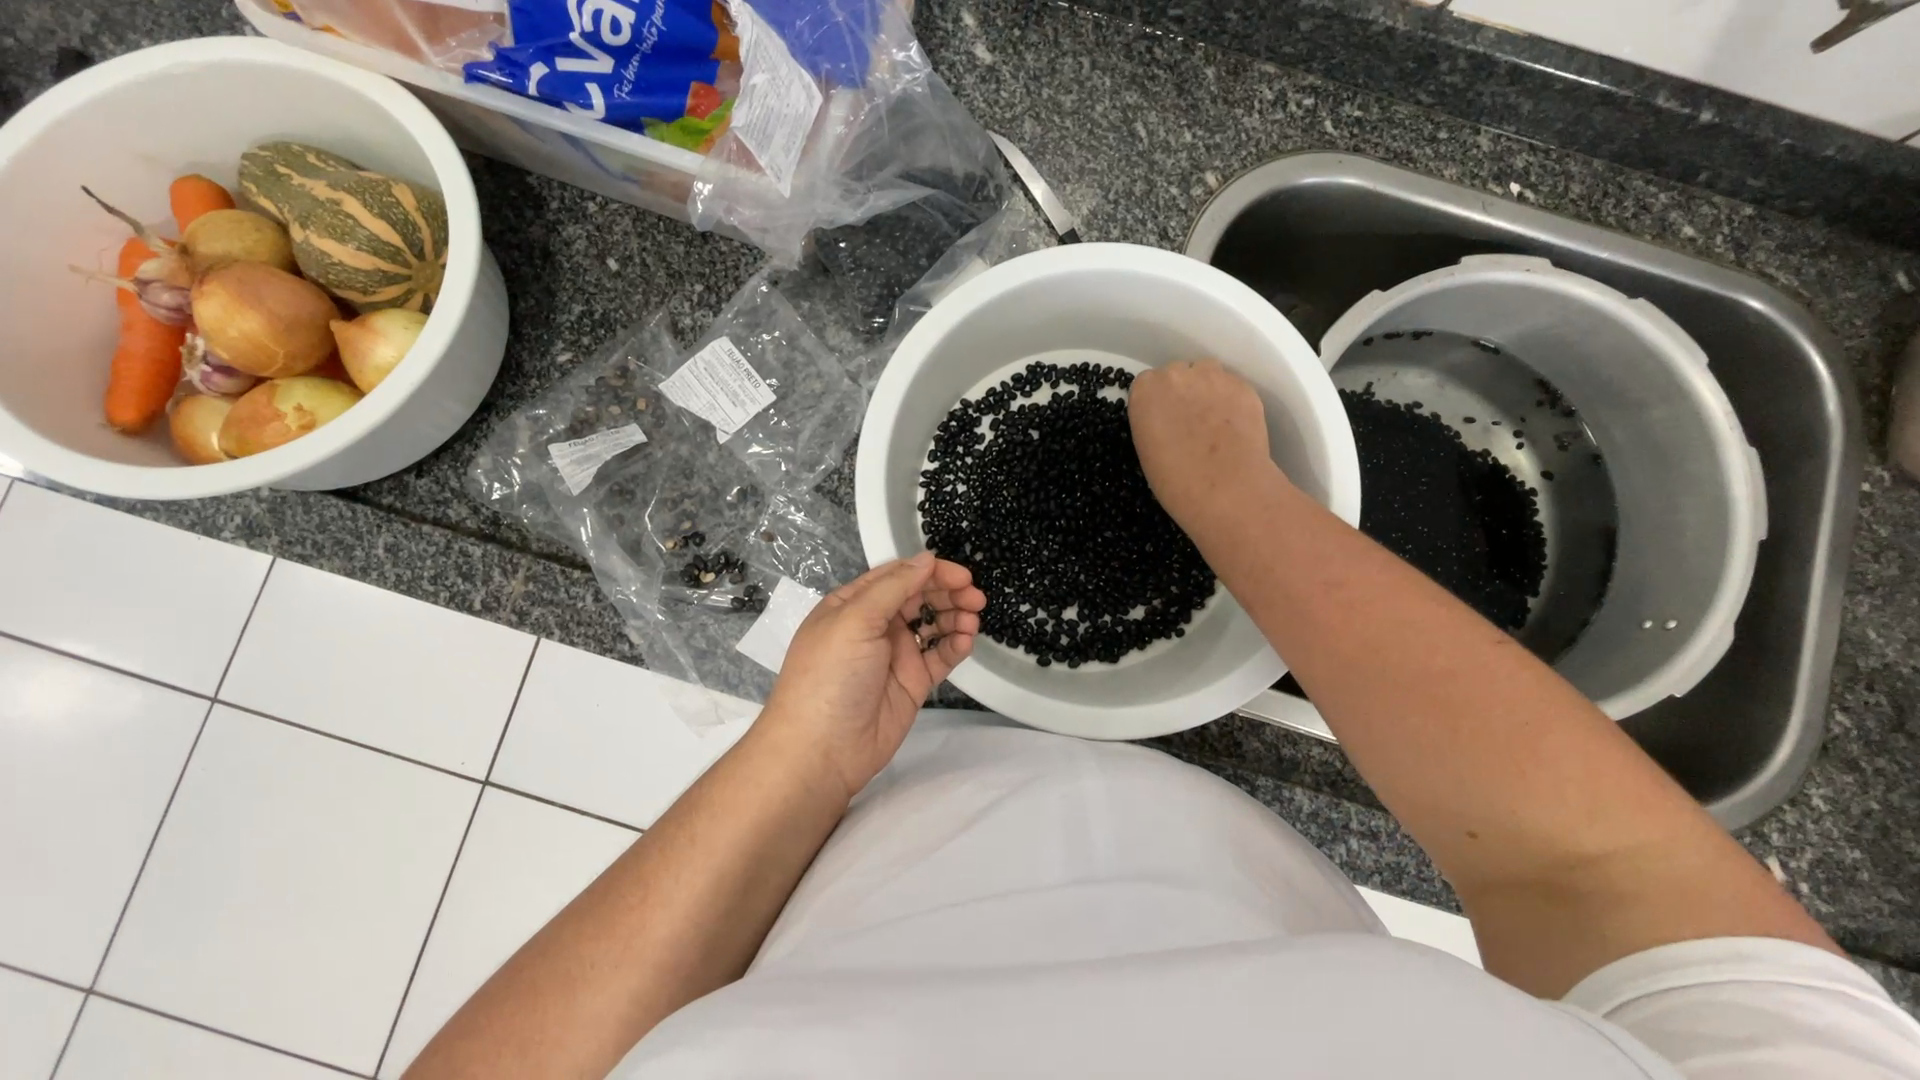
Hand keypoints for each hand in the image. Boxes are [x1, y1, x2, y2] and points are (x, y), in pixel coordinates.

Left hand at [758, 553, 986, 801]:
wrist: (822, 750)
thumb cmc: (830, 676)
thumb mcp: (854, 620)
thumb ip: (893, 587)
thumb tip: (927, 558)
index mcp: (852, 605)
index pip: (896, 576)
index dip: (929, 571)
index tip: (961, 575)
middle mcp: (874, 626)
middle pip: (918, 597)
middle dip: (947, 592)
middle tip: (976, 596)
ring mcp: (895, 656)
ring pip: (933, 625)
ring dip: (955, 616)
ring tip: (974, 618)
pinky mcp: (912, 683)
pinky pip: (940, 657)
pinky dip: (955, 646)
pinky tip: (967, 640)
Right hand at [1129, 359, 1280, 528]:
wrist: (1226, 489)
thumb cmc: (1176, 480)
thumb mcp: (1147, 449)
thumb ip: (1154, 422)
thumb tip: (1170, 421)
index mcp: (1145, 390)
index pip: (1147, 384)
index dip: (1156, 404)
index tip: (1164, 422)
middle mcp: (1177, 375)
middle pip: (1178, 374)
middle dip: (1182, 393)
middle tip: (1190, 423)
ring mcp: (1214, 377)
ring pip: (1208, 374)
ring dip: (1208, 390)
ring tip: (1214, 422)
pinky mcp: (1244, 387)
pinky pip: (1233, 387)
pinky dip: (1232, 402)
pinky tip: (1235, 428)